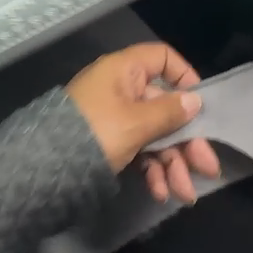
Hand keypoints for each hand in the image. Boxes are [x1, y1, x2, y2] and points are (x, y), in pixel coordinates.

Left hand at [66, 43, 220, 203]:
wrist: (45, 168)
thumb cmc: (96, 132)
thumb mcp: (135, 122)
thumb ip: (169, 112)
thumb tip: (194, 100)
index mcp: (124, 70)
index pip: (162, 58)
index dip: (185, 77)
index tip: (201, 105)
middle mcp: (120, 89)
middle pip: (164, 106)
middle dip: (187, 141)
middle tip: (207, 168)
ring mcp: (114, 117)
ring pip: (155, 134)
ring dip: (173, 163)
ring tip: (184, 194)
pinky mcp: (109, 142)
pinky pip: (139, 150)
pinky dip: (152, 169)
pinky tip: (160, 193)